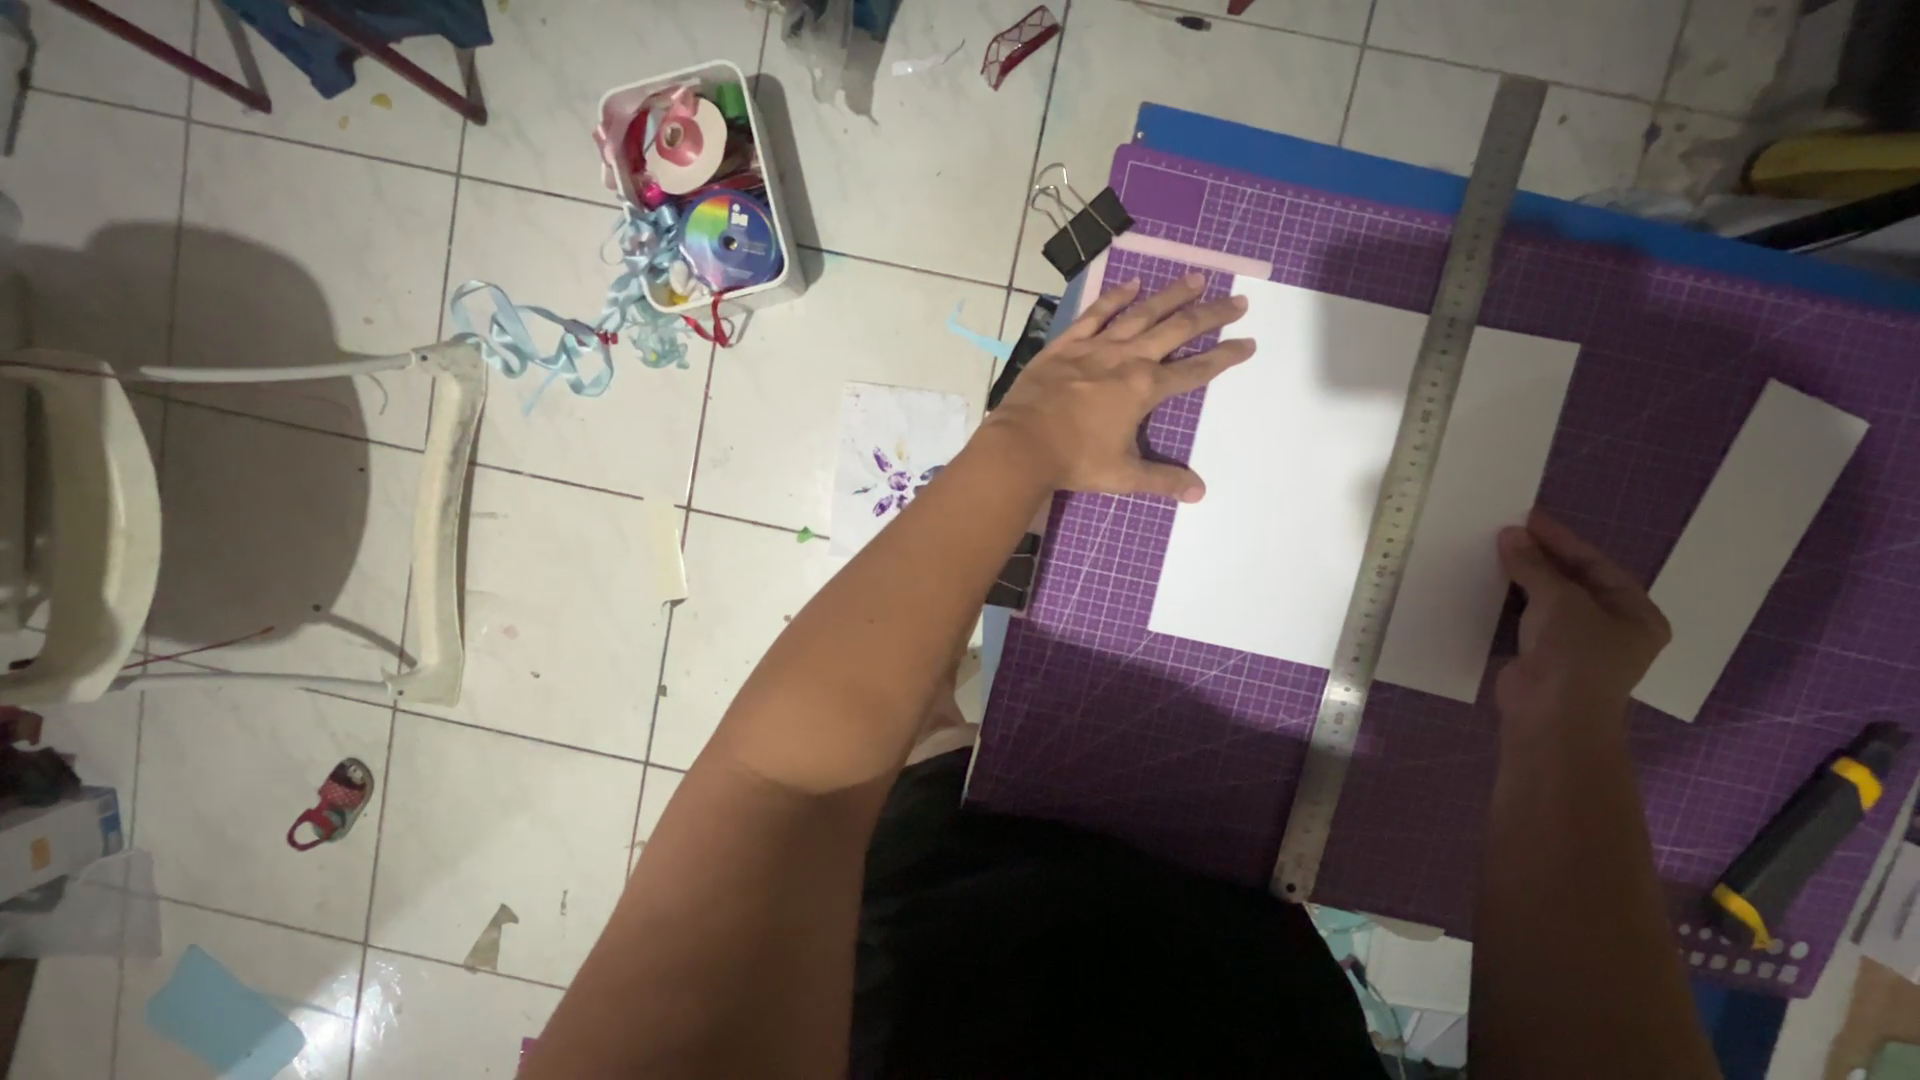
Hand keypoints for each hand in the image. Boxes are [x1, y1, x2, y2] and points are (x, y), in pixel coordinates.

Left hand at [986, 272, 1253, 501]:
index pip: (1195, 370)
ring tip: (1196, 278)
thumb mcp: (1123, 475)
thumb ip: (1163, 479)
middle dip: (1210, 315)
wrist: (1021, 444)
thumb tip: (1199, 493)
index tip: (1248, 343)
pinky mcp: (1066, 345)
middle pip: (1177, 330)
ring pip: (1140, 313)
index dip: (1224, 357)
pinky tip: (1131, 285)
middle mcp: (1126, 359)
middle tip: (1237, 300)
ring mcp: (1095, 348)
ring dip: (1170, 295)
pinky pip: (1095, 315)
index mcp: (1144, 389)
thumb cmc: (1074, 461)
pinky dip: (1115, 298)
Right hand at [1495, 510, 1670, 725]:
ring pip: (1545, 601)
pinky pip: (1524, 621)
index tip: (1527, 517)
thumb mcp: (1560, 601)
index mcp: (1635, 613)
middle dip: (1539, 558)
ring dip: (1519, 580)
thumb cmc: (1575, 655)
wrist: (1552, 717)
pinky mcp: (1541, 657)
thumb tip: (1510, 534)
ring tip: (1490, 553)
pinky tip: (1485, 586)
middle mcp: (1610, 627)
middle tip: (1504, 532)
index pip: (1595, 565)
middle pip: (1571, 581)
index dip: (1561, 540)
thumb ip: (1535, 566)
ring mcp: (1574, 644)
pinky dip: (1506, 604)